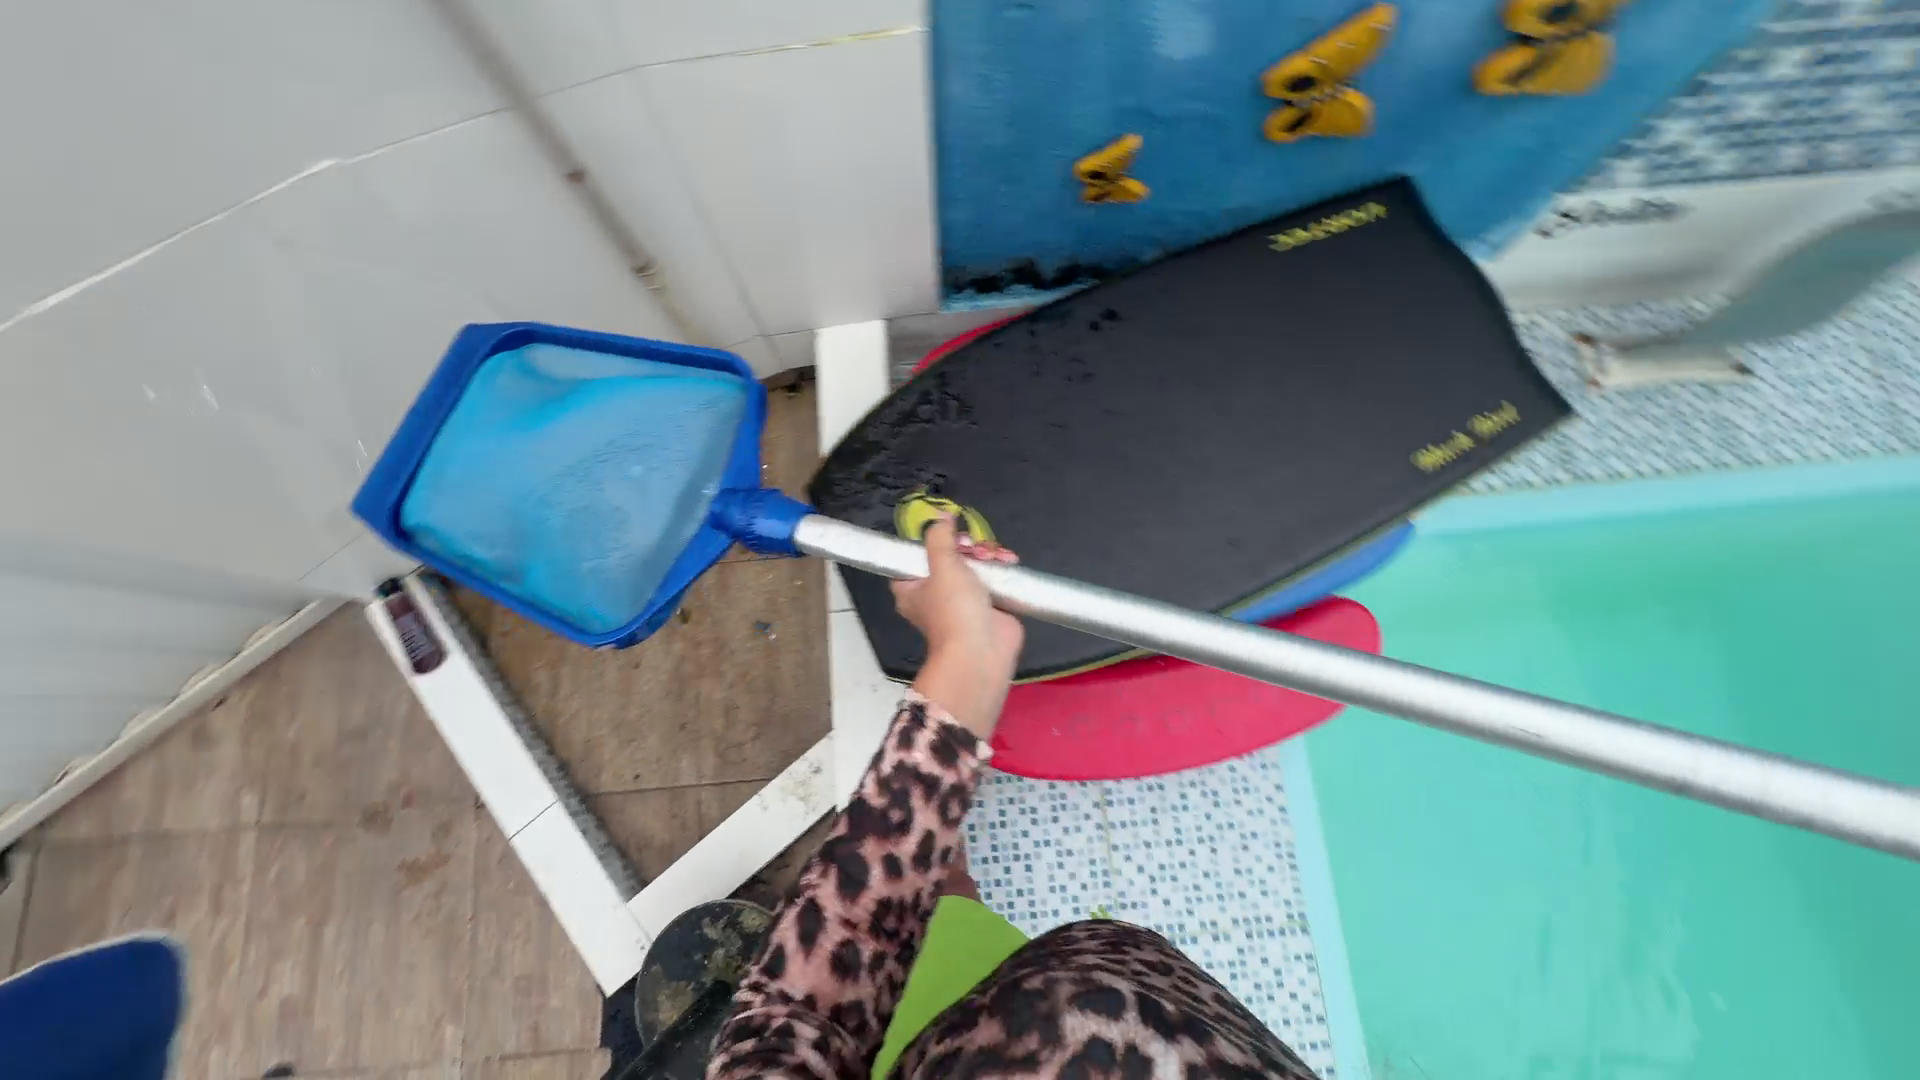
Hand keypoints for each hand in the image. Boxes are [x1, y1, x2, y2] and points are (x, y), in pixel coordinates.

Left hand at [892, 517, 1022, 738]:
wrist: (982, 650)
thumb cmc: (953, 608)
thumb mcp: (942, 564)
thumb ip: (939, 536)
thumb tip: (941, 514)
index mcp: (911, 588)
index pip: (915, 555)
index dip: (932, 541)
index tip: (947, 535)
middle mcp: (934, 593)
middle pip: (949, 555)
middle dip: (967, 546)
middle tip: (975, 549)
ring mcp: (962, 600)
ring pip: (973, 564)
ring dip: (987, 554)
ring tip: (997, 556)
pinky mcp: (988, 605)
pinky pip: (992, 577)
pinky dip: (1001, 567)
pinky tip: (1008, 561)